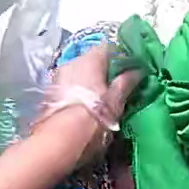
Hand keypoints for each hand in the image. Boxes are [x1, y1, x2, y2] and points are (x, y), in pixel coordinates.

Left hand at [30, 41, 141, 166]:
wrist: (58, 142)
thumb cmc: (93, 117)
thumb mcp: (116, 102)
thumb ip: (126, 83)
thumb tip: (137, 70)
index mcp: (90, 59)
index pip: (109, 47)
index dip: (122, 56)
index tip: (131, 69)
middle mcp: (71, 62)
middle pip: (93, 60)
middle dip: (105, 70)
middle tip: (119, 85)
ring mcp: (58, 77)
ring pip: (80, 73)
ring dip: (91, 82)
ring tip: (103, 98)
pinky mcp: (50, 93)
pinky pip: (70, 86)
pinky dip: (80, 91)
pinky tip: (87, 105)